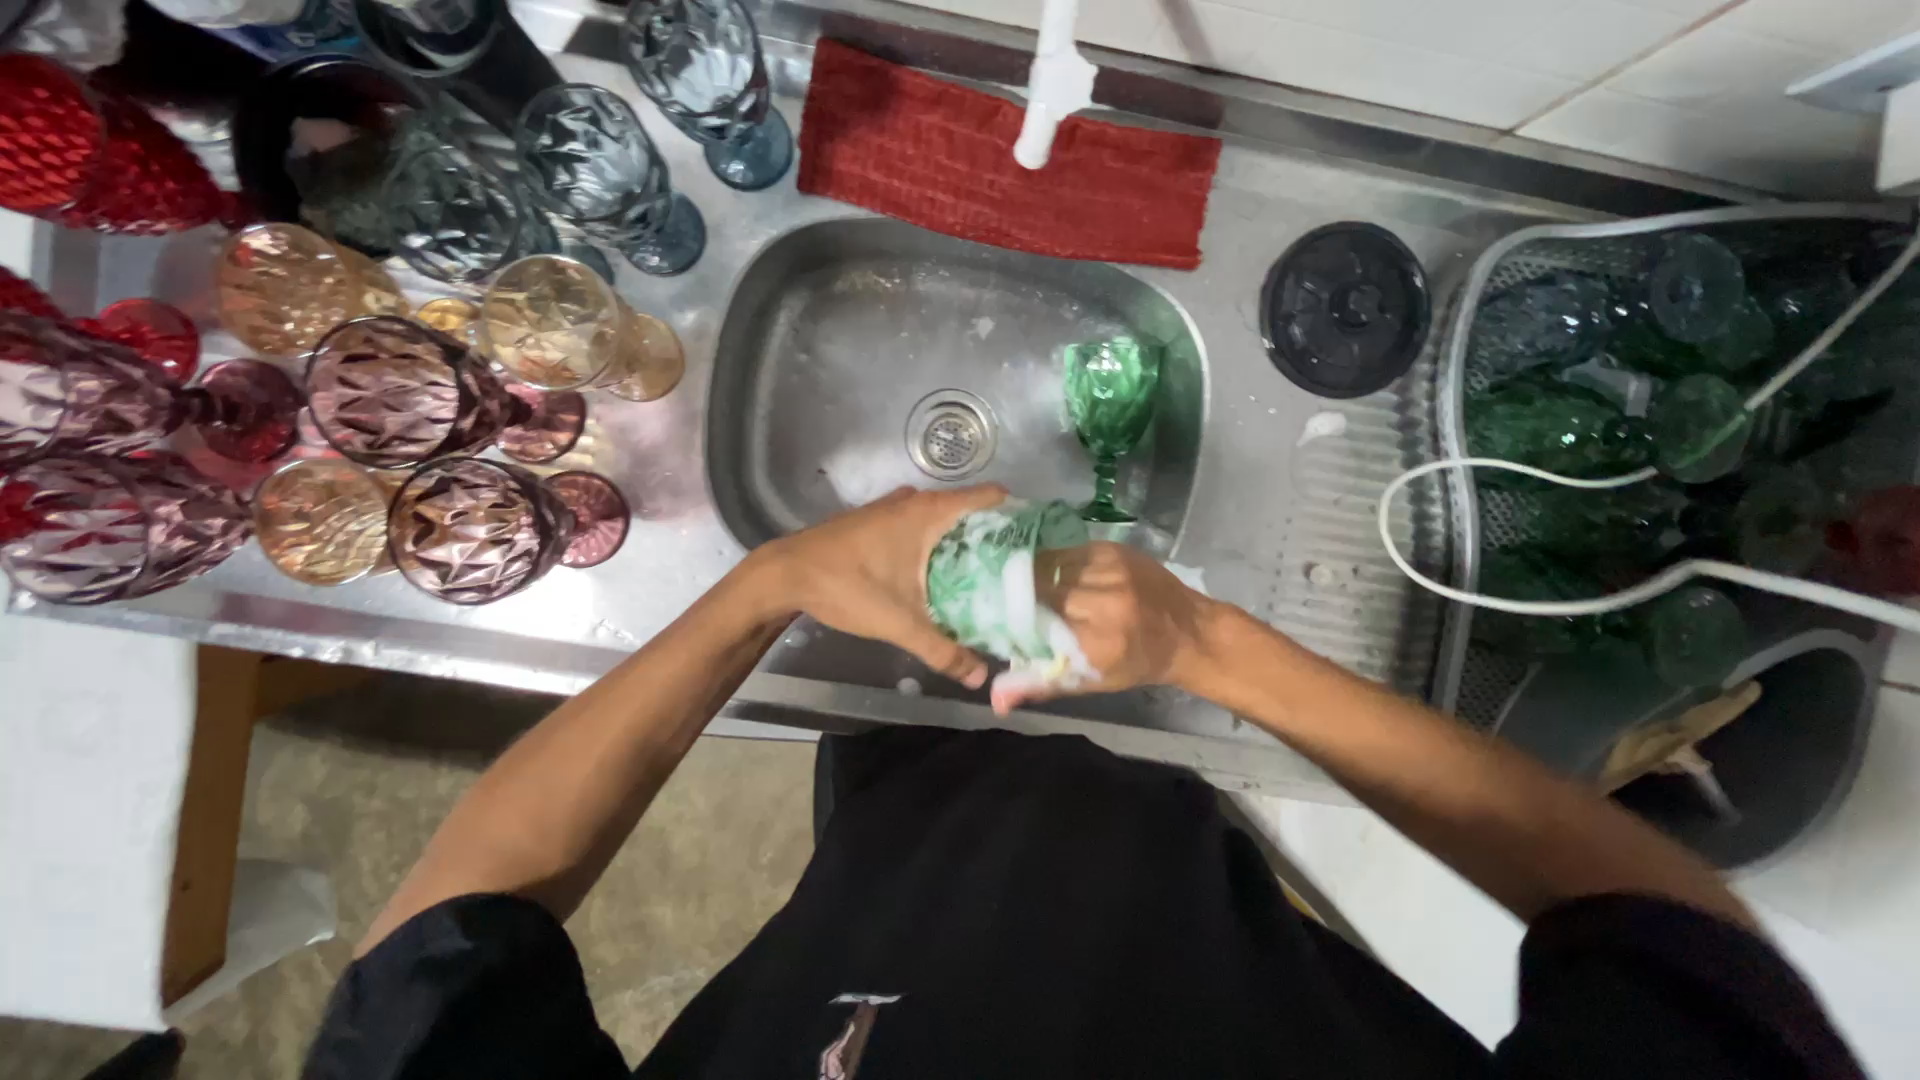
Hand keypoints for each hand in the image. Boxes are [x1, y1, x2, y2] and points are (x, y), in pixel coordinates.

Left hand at [751, 484, 1008, 687]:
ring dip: (966, 543)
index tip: (1037, 546)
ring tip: (988, 579)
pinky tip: (943, 576)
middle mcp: (917, 501)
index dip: (1019, 516)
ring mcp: (896, 507)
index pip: (992, 497)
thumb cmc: (846, 586)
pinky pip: (925, 526)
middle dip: (996, 538)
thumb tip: (979, 679)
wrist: (784, 573)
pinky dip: (940, 544)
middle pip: (973, 511)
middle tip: (1019, 574)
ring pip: (946, 519)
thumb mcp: (899, 622)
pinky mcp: (880, 520)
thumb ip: (942, 649)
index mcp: (930, 512)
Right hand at [992, 541, 1215, 714]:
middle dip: (1019, 594)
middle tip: (1002, 600)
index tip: (994, 621)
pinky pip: (1067, 552)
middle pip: (1039, 588)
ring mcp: (1110, 570)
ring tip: (1021, 584)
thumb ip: (1040, 685)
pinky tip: (1052, 573)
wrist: (1188, 631)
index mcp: (1097, 641)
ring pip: (1050, 565)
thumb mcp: (1090, 681)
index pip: (1035, 623)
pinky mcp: (1112, 549)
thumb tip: (994, 700)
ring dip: (1034, 574)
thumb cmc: (1136, 663)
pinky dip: (1055, 563)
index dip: (1011, 619)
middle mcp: (1104, 601)